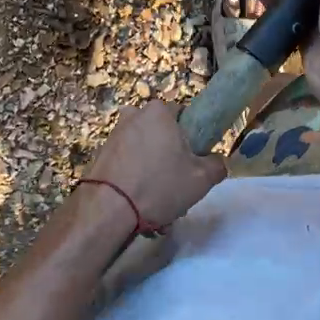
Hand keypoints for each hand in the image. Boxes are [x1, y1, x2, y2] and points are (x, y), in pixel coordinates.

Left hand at [85, 102, 226, 228]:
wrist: (108, 208)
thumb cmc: (159, 185)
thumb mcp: (201, 180)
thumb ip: (217, 165)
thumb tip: (217, 161)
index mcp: (158, 111)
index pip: (183, 116)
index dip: (192, 139)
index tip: (193, 163)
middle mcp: (134, 114)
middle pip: (162, 135)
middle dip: (170, 160)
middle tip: (176, 188)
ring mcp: (115, 133)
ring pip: (145, 151)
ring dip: (152, 173)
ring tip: (157, 204)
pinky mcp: (102, 152)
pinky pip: (127, 163)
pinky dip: (134, 179)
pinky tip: (138, 204)